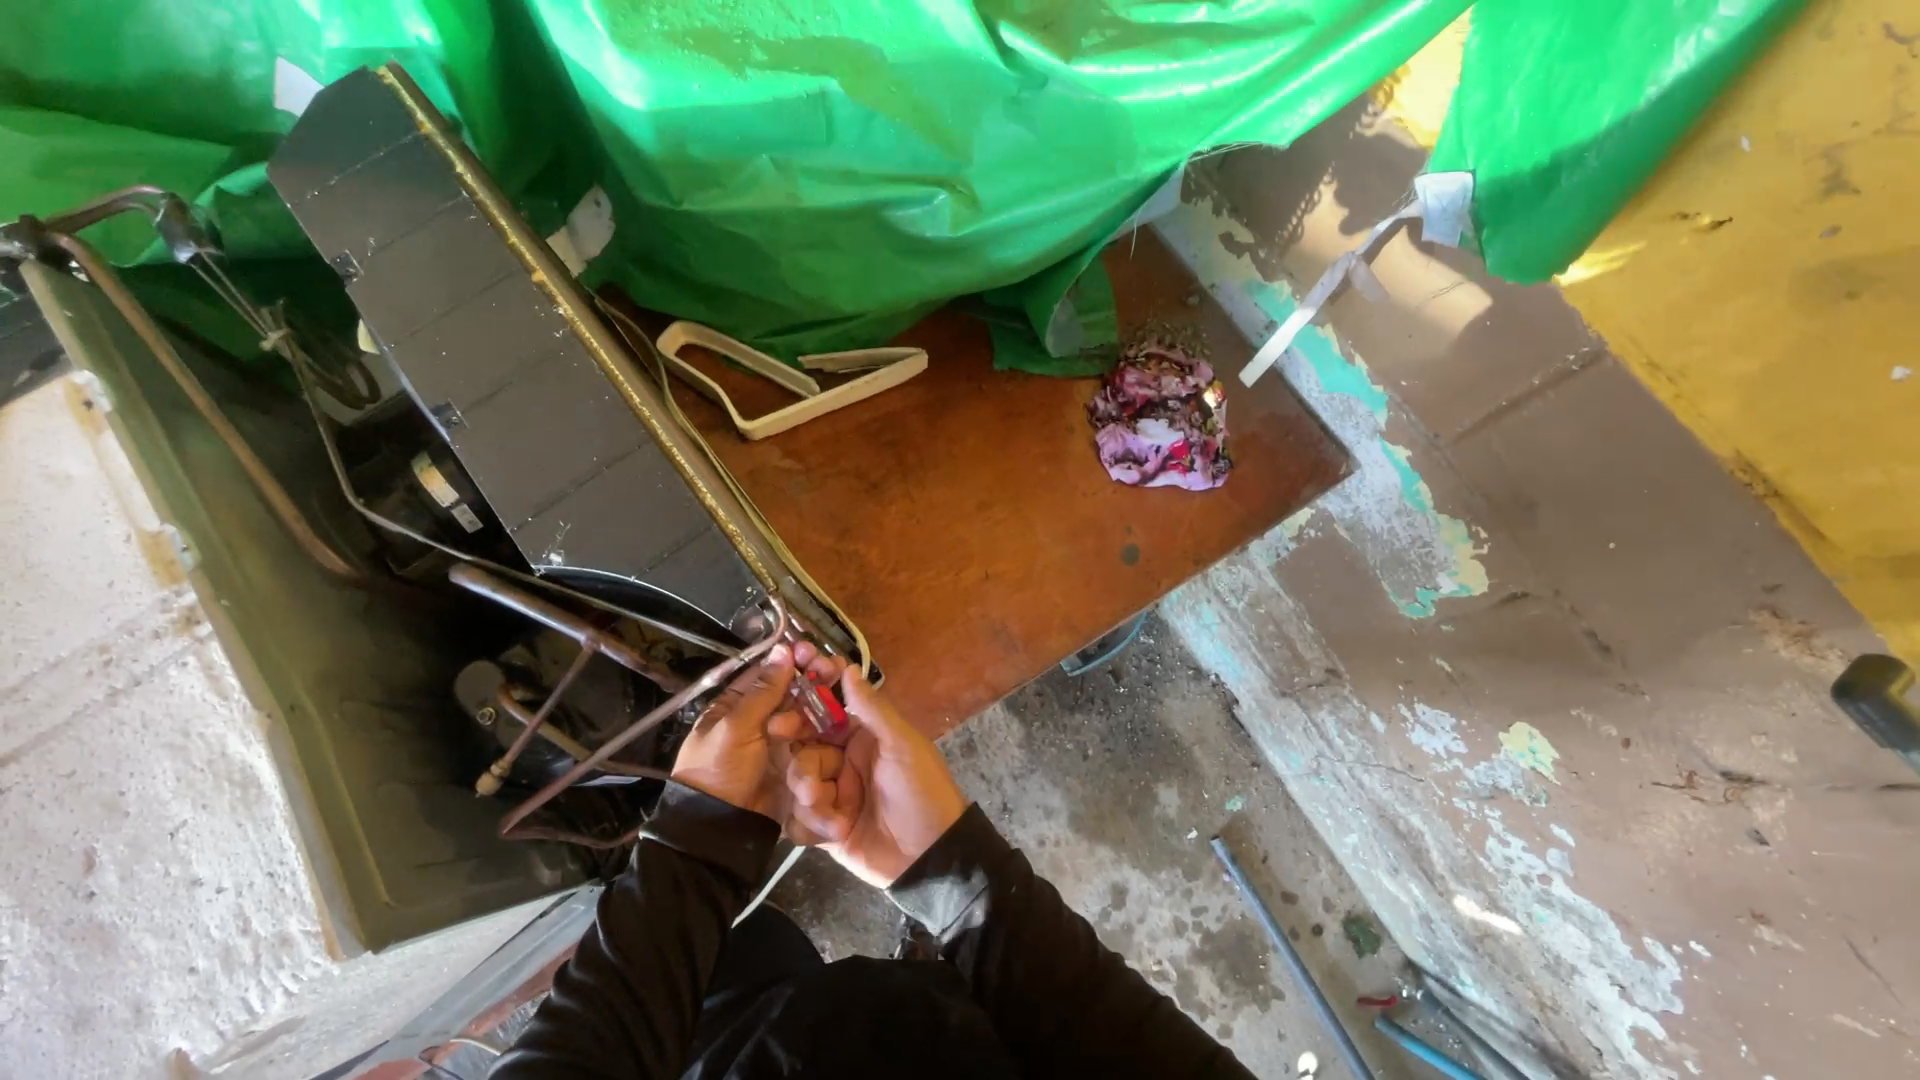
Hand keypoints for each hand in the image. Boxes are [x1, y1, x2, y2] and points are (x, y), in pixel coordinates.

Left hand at [670, 642, 841, 819]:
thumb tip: (783, 649)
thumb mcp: (735, 728)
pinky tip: (840, 717)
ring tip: (834, 695)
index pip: (768, 673)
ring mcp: (780, 740)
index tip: (812, 651)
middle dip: (812, 678)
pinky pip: (814, 737)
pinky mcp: (796, 760)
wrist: (722, 825)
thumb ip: (763, 691)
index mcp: (737, 704)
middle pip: (791, 690)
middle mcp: (760, 717)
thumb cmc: (719, 769)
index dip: (791, 660)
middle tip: (832, 669)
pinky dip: (826, 727)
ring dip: (819, 702)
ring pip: (806, 712)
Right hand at [784, 668, 967, 887]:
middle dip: (801, 761)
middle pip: (802, 747)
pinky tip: (834, 833)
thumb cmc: (922, 791)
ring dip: (811, 798)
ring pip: (797, 782)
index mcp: (862, 735)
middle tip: (803, 774)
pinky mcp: (824, 826)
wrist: (929, 857)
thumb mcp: (902, 745)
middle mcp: (843, 759)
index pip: (825, 710)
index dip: (805, 703)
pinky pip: (798, 818)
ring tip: (835, 815)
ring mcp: (833, 792)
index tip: (788, 705)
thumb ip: (872, 709)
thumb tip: (849, 667)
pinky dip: (810, 825)